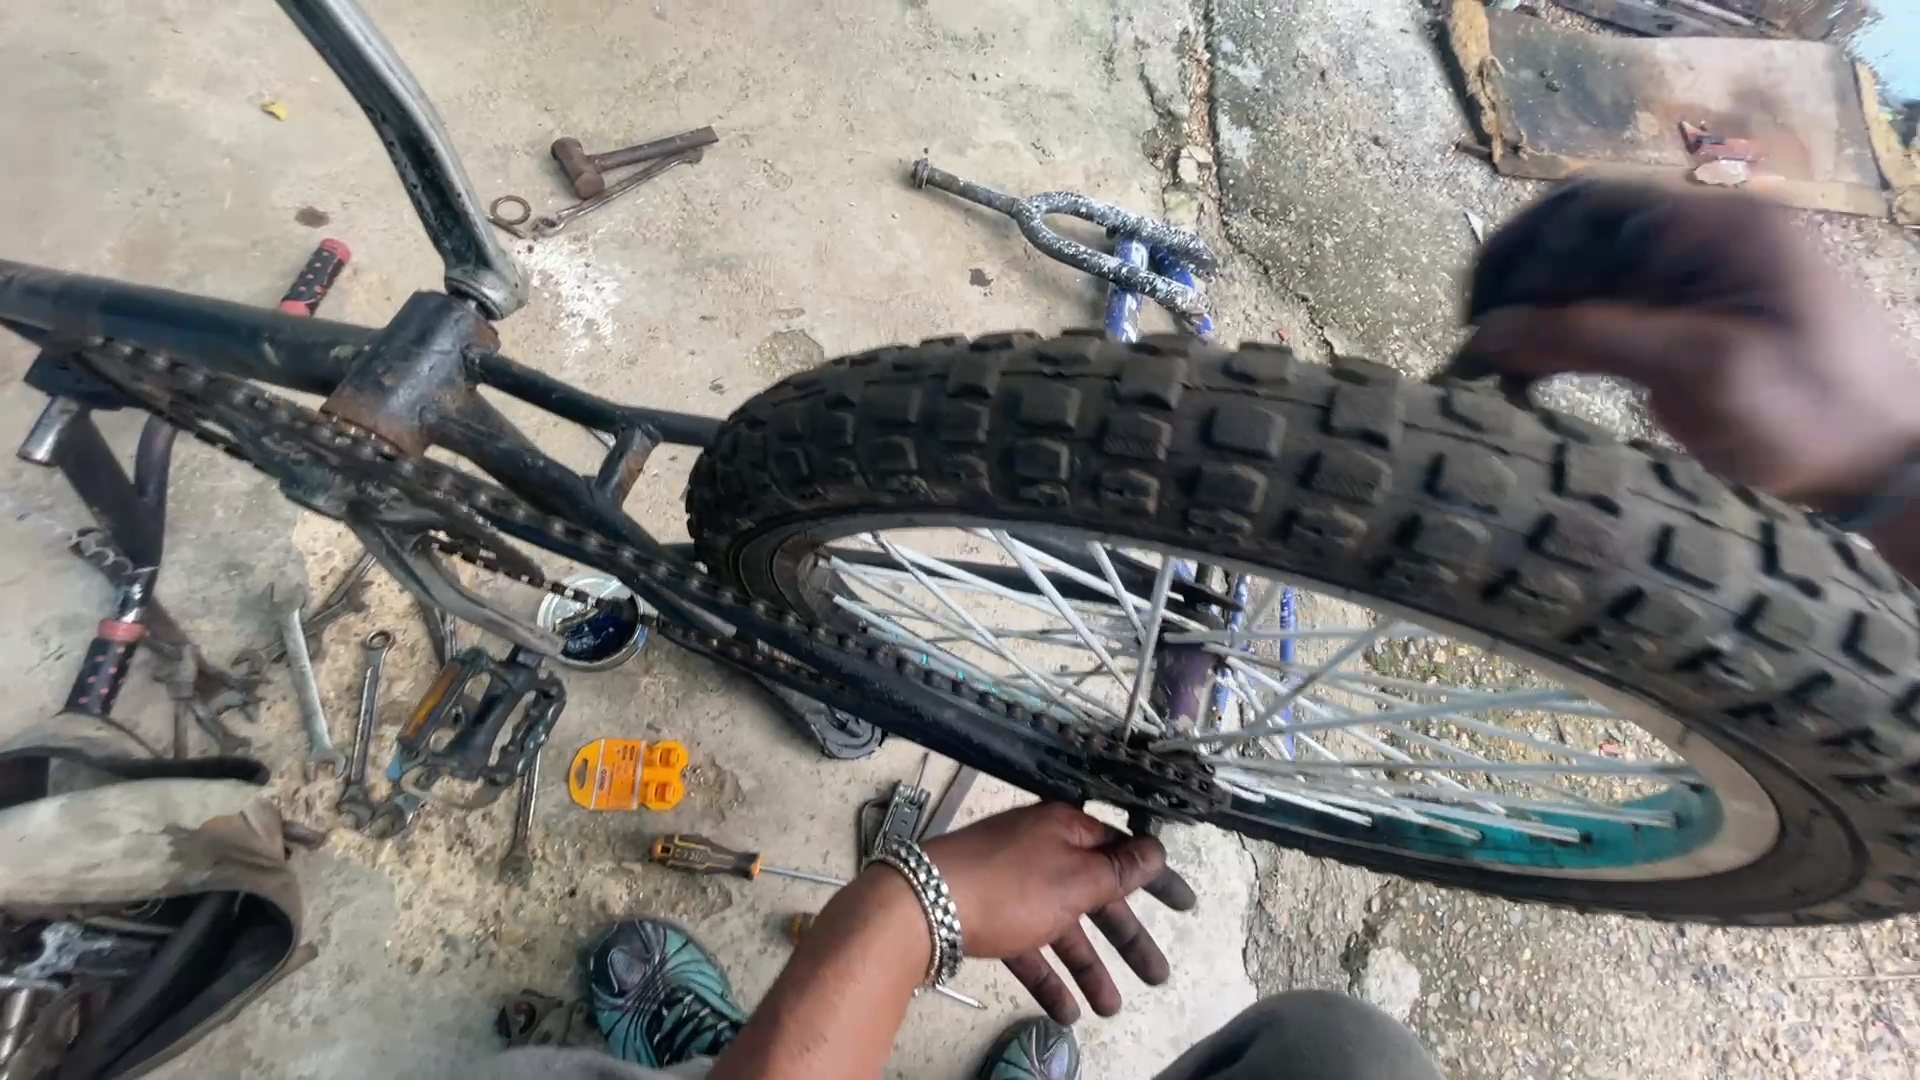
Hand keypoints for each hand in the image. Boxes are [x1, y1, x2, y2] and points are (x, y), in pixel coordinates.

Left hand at [920, 802, 1195, 1023]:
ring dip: (1087, 966)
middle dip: (1126, 936)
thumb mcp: (1074, 879)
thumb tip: (1155, 848)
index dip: (1155, 878)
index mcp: (1064, 829)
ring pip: (1062, 924)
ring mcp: (1013, 881)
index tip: (1185, 905)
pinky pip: (1028, 944)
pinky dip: (1047, 974)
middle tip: (1158, 976)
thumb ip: (1117, 869)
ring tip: (1110, 1008)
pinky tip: (1063, 1012)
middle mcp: (1041, 849)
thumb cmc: (1010, 885)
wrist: (923, 903)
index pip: (1120, 850)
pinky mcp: (989, 913)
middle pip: (1094, 892)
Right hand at [1444, 180, 1919, 507]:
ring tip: (1490, 377)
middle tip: (1473, 354)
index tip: (1475, 313)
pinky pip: (1583, 322)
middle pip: (1565, 246)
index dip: (1516, 250)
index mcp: (1711, 227)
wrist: (1878, 459)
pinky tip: (1522, 383)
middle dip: (1510, 297)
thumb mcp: (1698, 366)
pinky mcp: (1664, 325)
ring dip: (1519, 328)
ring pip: (1566, 288)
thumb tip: (1483, 332)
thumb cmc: (1806, 407)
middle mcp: (1687, 242)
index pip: (1583, 207)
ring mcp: (1675, 285)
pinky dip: (1542, 350)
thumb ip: (1587, 338)